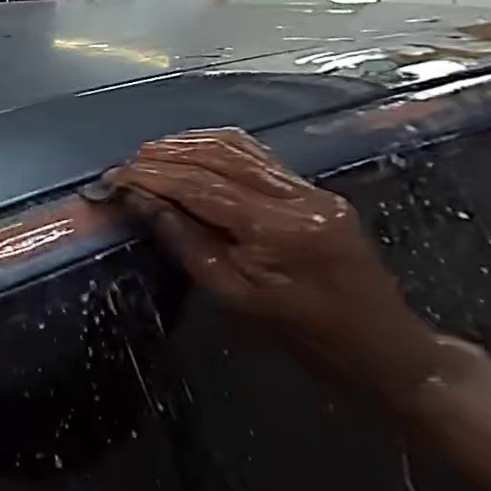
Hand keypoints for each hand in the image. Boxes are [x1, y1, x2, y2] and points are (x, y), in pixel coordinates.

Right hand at [103, 128, 440, 399]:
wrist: (380, 344)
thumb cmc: (300, 329)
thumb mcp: (229, 292)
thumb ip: (182, 238)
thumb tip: (136, 198)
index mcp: (280, 229)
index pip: (199, 185)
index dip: (148, 177)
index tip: (110, 179)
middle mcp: (298, 197)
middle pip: (215, 156)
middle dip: (160, 157)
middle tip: (121, 167)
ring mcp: (309, 188)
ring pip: (233, 147)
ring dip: (182, 146)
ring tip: (144, 157)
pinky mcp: (310, 187)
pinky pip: (252, 153)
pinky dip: (210, 147)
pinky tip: (183, 152)